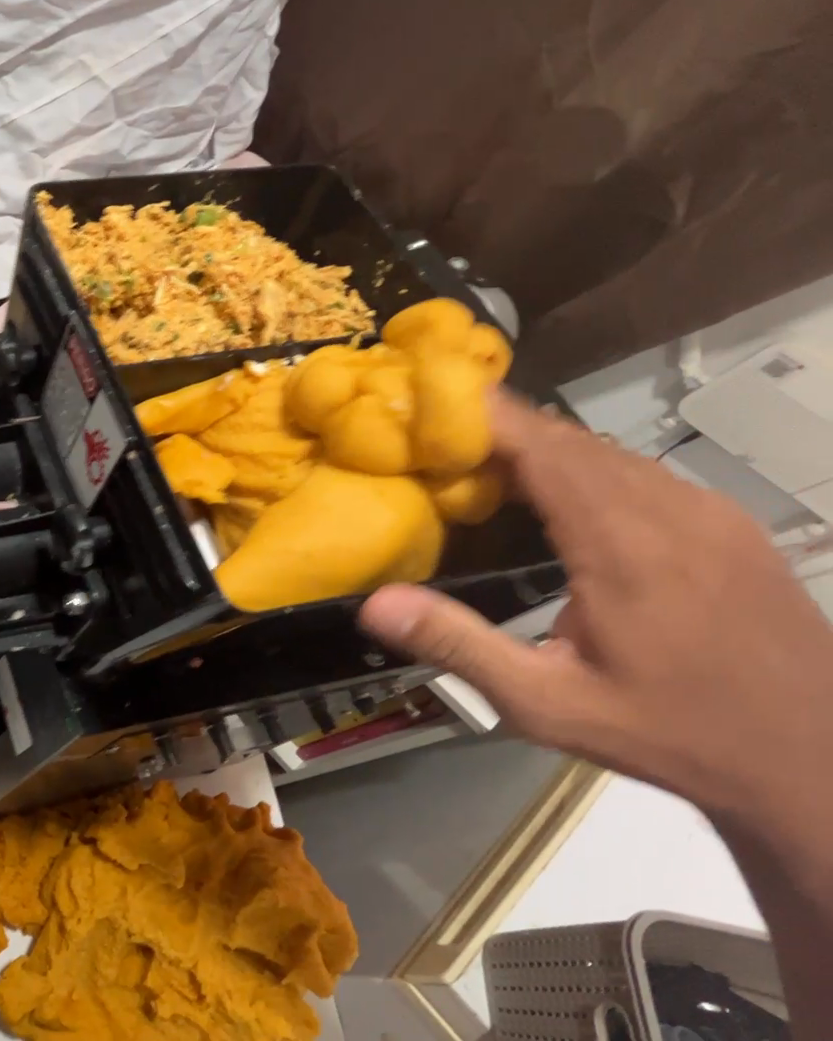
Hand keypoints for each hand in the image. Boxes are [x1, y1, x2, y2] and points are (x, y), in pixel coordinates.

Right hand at [358, 392, 832, 823]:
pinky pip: (644, 473)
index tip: (427, 401)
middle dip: (502, 427)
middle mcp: (673, 514)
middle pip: (575, 441)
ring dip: (542, 445)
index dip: (488, 418)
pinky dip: (586, 465)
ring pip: (611, 452)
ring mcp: (712, 516)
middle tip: (433, 430)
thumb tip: (374, 602)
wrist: (820, 762)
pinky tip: (556, 492)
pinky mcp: (731, 528)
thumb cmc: (670, 731)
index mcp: (625, 548)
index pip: (547, 450)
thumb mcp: (546, 703)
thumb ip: (459, 646)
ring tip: (479, 456)